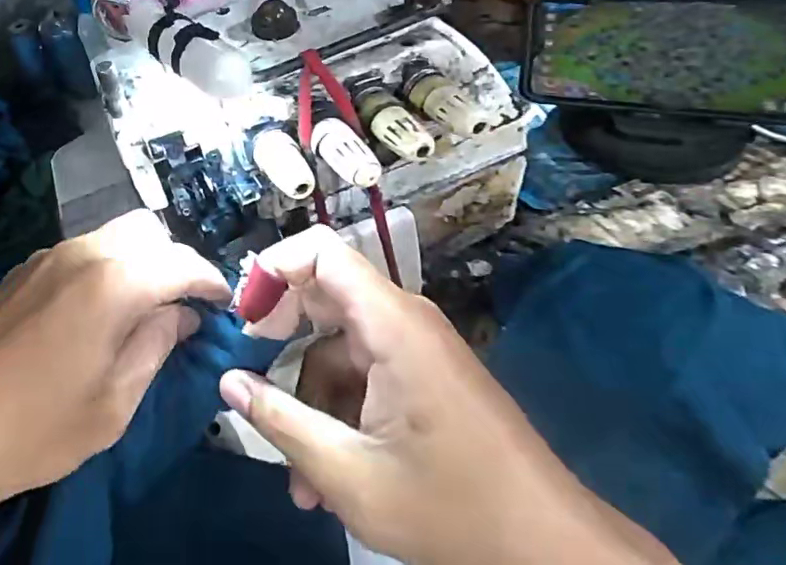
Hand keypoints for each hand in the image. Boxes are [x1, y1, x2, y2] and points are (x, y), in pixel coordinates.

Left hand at [0, 209, 229, 560]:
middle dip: (173, 260)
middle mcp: (81, 252)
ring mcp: (46, 256)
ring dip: (138, 261)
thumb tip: (180, 314)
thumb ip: (155, 345)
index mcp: (112, 281)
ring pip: (111, 236)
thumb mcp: (114, 402)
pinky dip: (105, 267)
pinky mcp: (23, 270)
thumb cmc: (38, 428)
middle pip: (145, 231)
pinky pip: (80, 252)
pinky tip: (98, 311)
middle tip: (183, 305)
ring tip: (143, 309)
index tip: (223, 302)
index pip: (179, 261)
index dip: (209, 279)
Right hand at [219, 227, 675, 564]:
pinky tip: (325, 475)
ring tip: (297, 473)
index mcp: (390, 323)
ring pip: (336, 348)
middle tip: (249, 381)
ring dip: (308, 399)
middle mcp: (402, 321)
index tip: (244, 319)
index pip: (320, 251)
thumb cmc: (452, 509)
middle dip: (278, 342)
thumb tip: (227, 381)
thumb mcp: (349, 473)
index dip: (273, 271)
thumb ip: (279, 420)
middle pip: (320, 298)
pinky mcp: (421, 378)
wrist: (557, 557)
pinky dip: (337, 412)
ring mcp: (414, 350)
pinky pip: (362, 374)